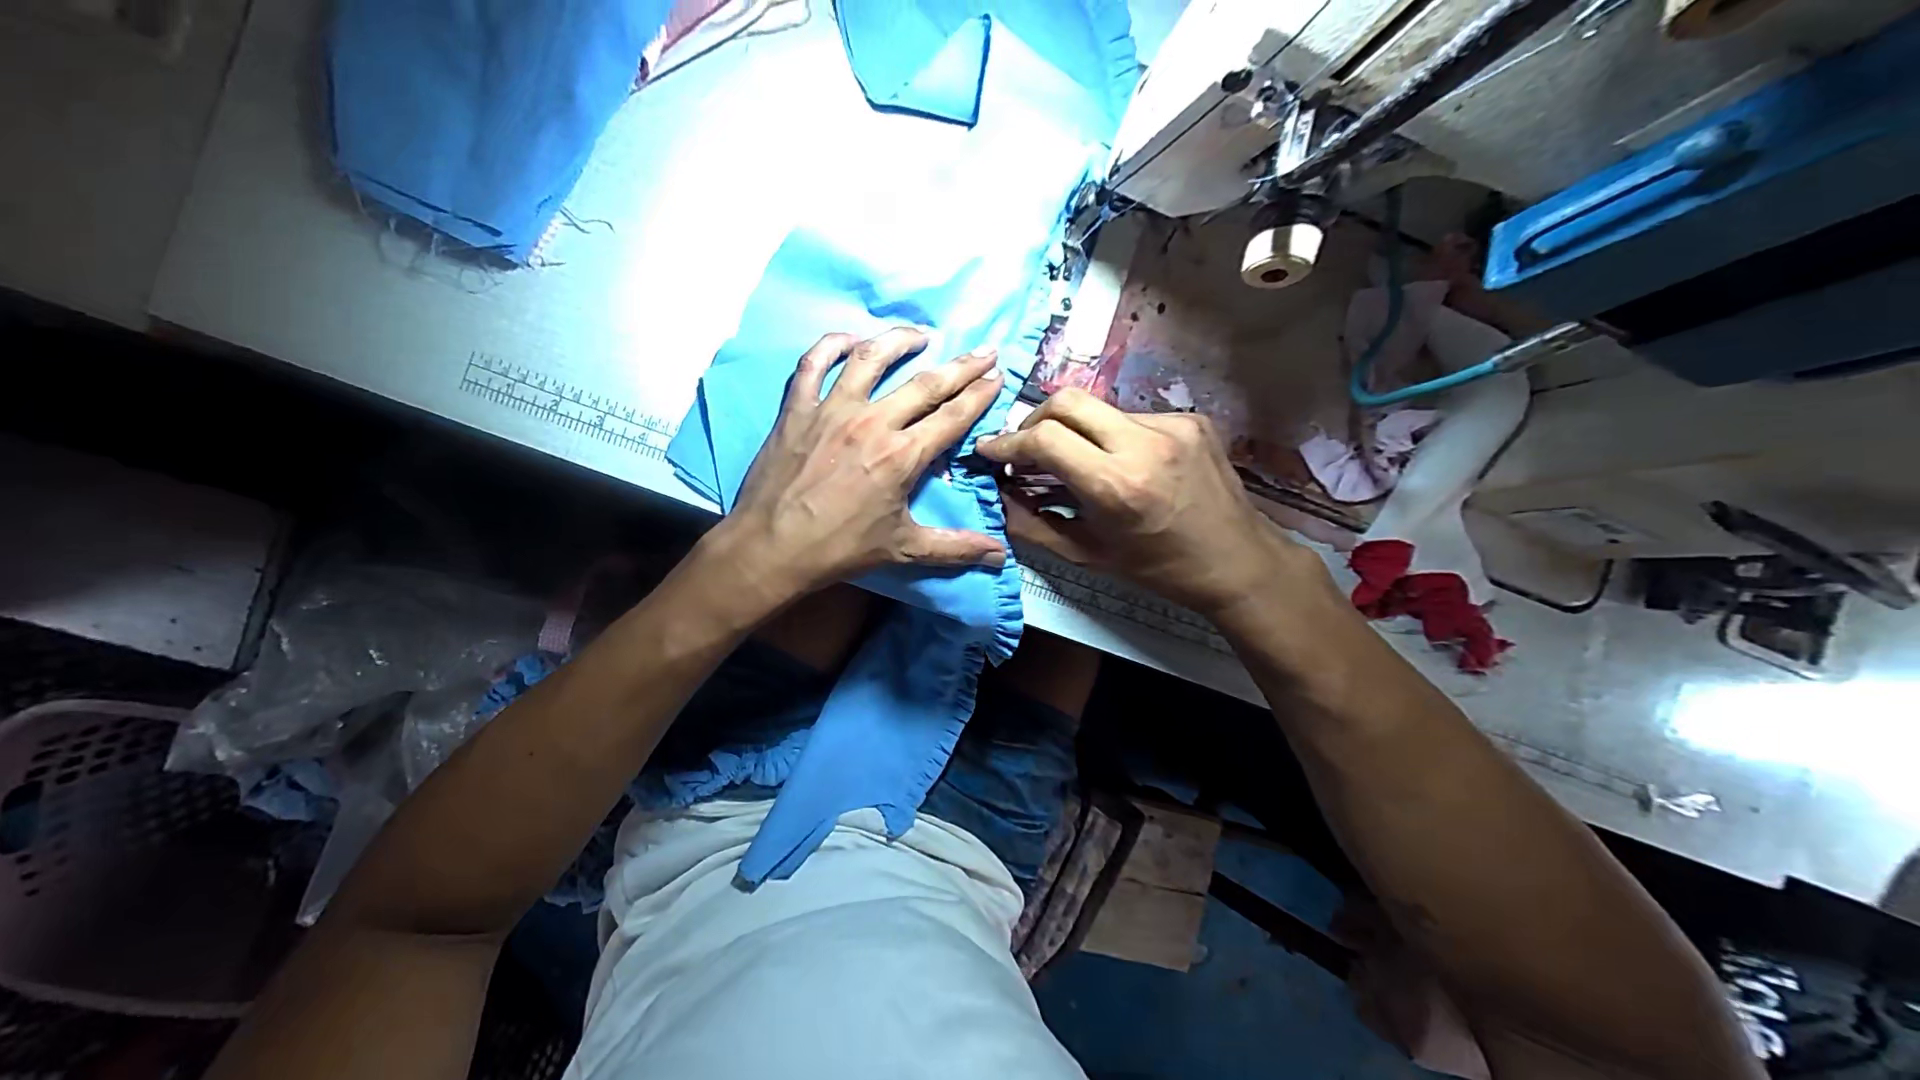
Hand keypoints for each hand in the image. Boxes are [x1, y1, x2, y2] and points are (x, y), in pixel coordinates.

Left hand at [709, 329, 1006, 603]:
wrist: (771, 547)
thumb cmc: (839, 549)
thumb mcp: (903, 549)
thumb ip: (954, 547)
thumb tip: (999, 557)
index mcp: (902, 455)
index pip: (953, 416)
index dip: (979, 393)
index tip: (997, 374)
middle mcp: (872, 422)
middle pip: (925, 383)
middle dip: (961, 365)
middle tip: (984, 350)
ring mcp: (831, 410)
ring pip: (870, 358)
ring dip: (900, 341)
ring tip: (920, 334)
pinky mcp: (797, 409)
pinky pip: (814, 364)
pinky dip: (832, 345)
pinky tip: (849, 339)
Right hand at [975, 389, 1312, 616]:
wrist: (1238, 561)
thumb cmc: (1159, 568)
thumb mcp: (1089, 555)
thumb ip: (1034, 525)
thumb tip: (997, 499)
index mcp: (1117, 485)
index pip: (1045, 439)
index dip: (1008, 442)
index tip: (991, 452)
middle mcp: (1145, 443)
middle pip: (1067, 400)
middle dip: (1034, 419)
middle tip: (1026, 448)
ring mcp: (1173, 425)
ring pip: (1100, 408)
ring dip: (1076, 430)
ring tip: (1076, 462)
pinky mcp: (1191, 419)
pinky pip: (1132, 417)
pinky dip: (1112, 436)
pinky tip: (1120, 462)